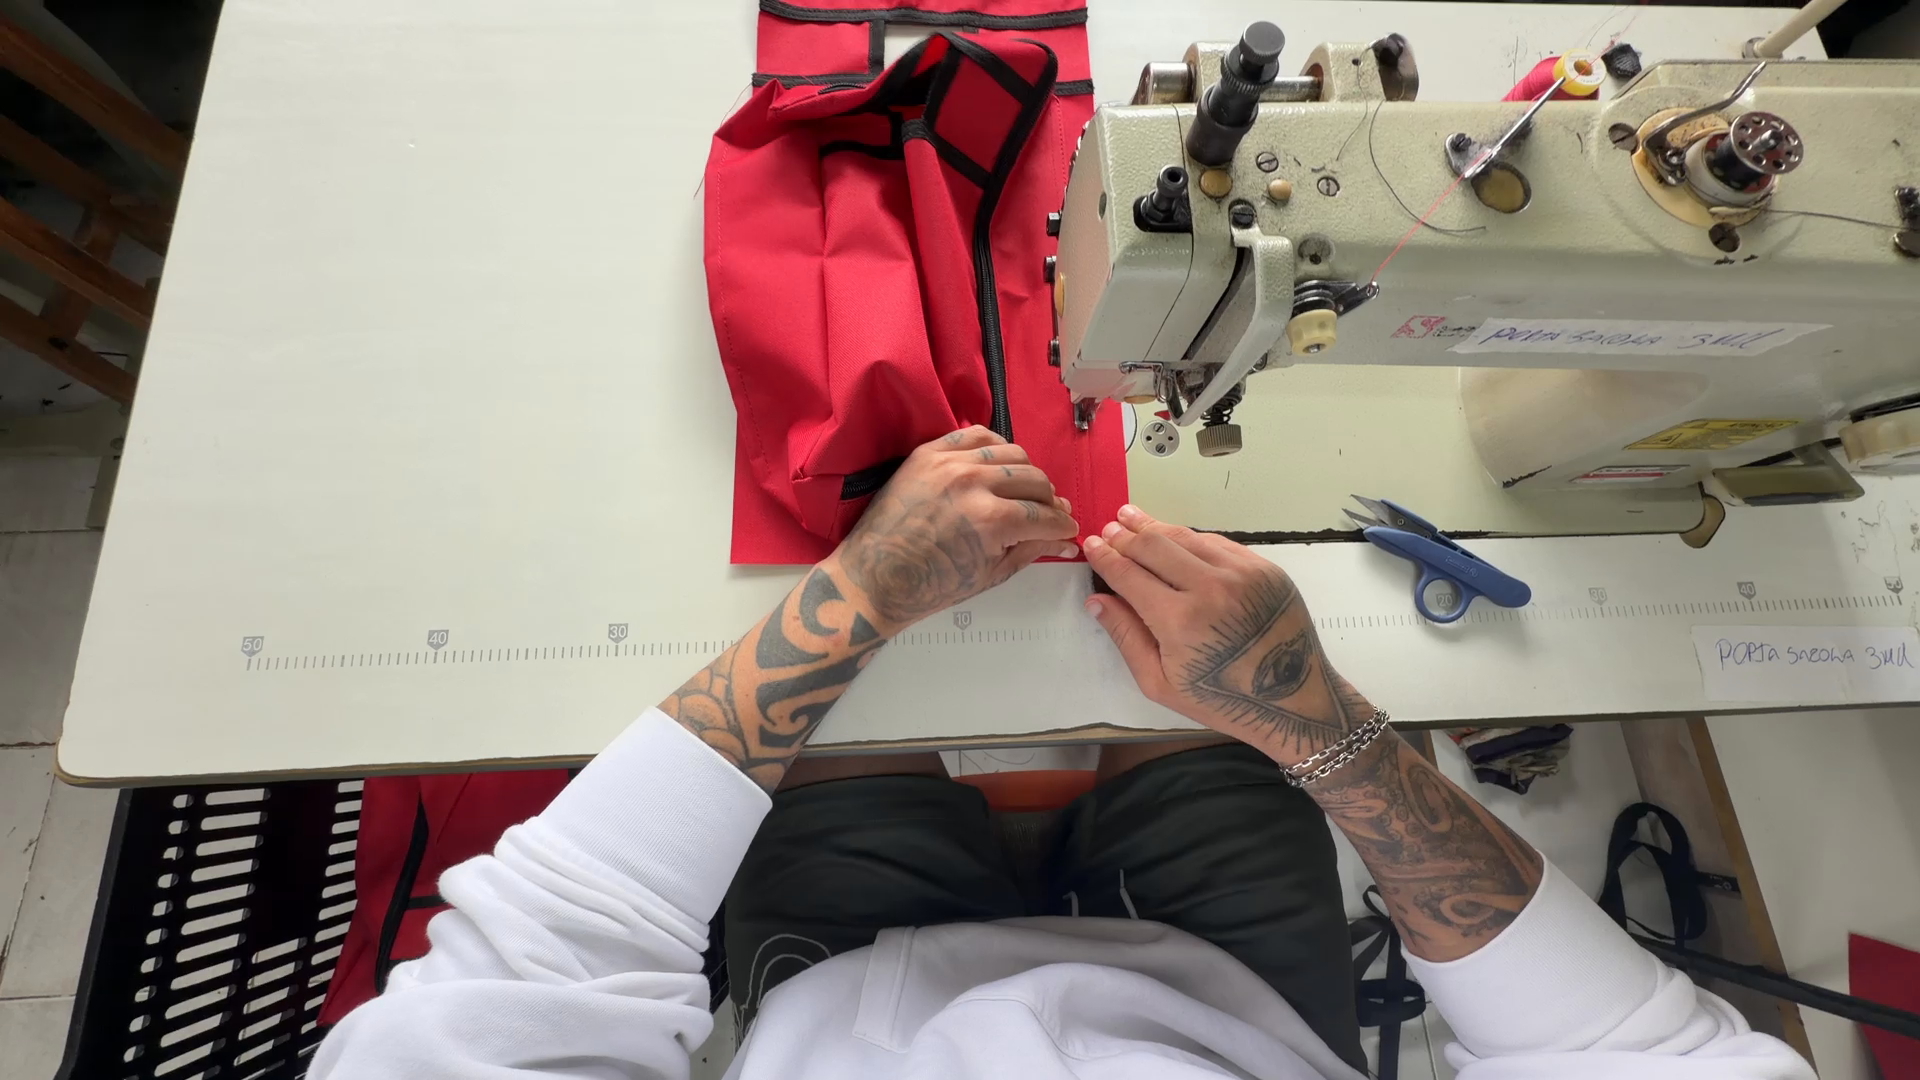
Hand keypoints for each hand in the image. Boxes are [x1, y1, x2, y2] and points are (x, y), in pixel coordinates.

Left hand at [827, 426, 1080, 636]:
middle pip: (1034, 480)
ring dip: (1027, 472)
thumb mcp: (990, 574)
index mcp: (992, 520)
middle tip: (1049, 513)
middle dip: (1049, 501)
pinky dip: (995, 446)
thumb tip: (1065, 541)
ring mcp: (948, 463)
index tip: (1068, 529)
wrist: (874, 578)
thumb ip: (1031, 550)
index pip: (1044, 516)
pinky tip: (999, 463)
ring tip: (1025, 490)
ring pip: (1011, 452)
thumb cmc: (931, 586)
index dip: (1062, 526)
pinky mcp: (927, 453)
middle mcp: (974, 483)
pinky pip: (975, 435)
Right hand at [1082, 504, 1374, 767]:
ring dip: (1153, 526)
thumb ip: (1126, 637)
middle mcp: (1209, 588)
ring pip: (1184, 535)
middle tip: (1107, 530)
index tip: (1089, 545)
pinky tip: (1173, 535)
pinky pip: (1215, 541)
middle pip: (1153, 545)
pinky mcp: (1263, 568)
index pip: (1128, 574)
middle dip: (1124, 536)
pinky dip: (1188, 536)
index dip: (1104, 557)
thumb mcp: (1160, 682)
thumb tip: (1096, 600)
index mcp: (1178, 621)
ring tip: (1130, 517)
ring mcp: (1240, 574)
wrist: (1294, 700)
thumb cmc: (1220, 699)